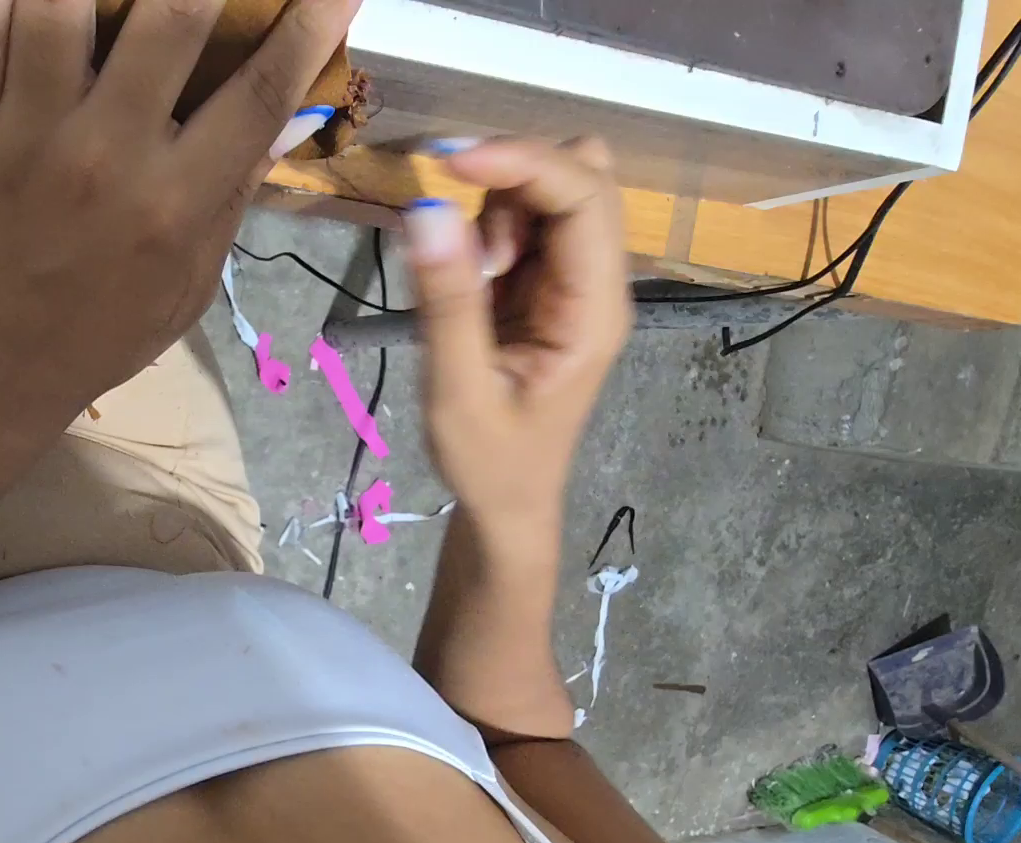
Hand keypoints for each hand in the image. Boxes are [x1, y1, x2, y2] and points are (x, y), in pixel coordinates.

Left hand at [0, 0, 359, 422]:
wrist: (2, 370)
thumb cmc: (107, 336)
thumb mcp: (189, 288)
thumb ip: (232, 199)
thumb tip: (284, 116)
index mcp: (176, 206)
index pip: (260, 92)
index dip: (312, 21)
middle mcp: (109, 156)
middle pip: (173, 13)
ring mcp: (29, 136)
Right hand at [403, 138, 630, 537]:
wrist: (507, 501)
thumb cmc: (489, 461)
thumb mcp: (458, 390)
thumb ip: (446, 302)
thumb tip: (424, 212)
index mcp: (594, 311)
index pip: (582, 198)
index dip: (521, 163)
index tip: (448, 165)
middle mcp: (596, 284)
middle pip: (578, 179)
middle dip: (512, 190)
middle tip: (468, 259)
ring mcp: (572, 285)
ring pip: (548, 196)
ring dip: (496, 217)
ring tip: (471, 288)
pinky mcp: (544, 291)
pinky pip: (523, 229)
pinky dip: (486, 237)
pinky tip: (472, 288)